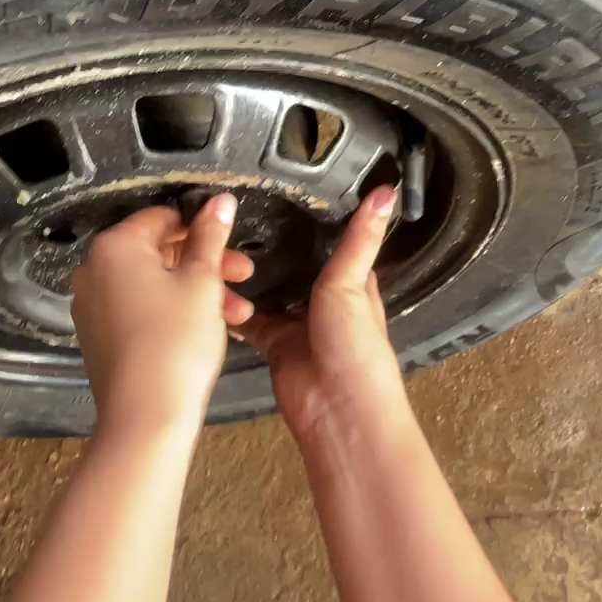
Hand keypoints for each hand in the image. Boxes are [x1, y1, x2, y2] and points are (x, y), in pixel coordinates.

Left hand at [69, 195, 256, 435]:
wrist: (145, 418)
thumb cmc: (174, 344)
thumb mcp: (202, 282)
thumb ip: (211, 236)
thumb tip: (220, 201)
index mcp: (114, 246)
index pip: (163, 218)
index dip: (201, 228)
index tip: (230, 242)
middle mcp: (94, 270)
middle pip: (158, 251)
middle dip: (205, 263)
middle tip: (242, 273)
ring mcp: (93, 304)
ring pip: (153, 282)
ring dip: (197, 291)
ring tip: (238, 311)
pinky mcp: (100, 335)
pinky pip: (140, 308)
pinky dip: (173, 310)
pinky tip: (210, 327)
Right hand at [238, 186, 407, 440]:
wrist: (336, 410)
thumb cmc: (359, 352)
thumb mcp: (353, 281)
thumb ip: (360, 237)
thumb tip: (386, 192)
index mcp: (349, 283)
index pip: (331, 242)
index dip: (312, 221)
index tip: (288, 193)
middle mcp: (321, 301)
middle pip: (292, 265)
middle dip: (272, 248)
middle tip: (241, 218)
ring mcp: (295, 322)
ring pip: (266, 289)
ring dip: (249, 275)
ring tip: (223, 244)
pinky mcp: (272, 342)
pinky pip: (246, 318)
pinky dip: (233, 307)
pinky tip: (215, 286)